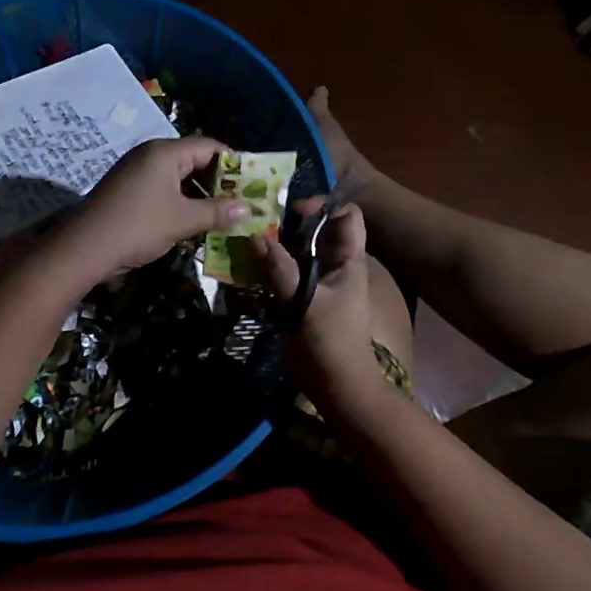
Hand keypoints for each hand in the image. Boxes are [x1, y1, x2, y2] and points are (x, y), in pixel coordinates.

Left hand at [60, 138, 250, 275]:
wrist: (84, 248)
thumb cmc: (137, 227)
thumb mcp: (183, 220)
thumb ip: (217, 212)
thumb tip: (248, 208)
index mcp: (165, 152)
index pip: (210, 146)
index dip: (234, 163)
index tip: (252, 182)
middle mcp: (150, 154)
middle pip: (194, 159)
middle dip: (218, 180)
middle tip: (241, 201)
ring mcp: (136, 170)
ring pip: (179, 175)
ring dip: (201, 193)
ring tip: (223, 213)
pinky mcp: (128, 187)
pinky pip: (163, 186)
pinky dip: (181, 199)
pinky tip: (194, 219)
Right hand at [255, 200, 380, 398]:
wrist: (334, 385)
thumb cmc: (332, 341)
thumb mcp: (307, 302)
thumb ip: (281, 270)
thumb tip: (256, 237)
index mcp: (347, 259)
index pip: (346, 215)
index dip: (324, 205)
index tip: (294, 211)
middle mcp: (330, 263)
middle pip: (313, 228)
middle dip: (287, 221)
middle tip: (258, 220)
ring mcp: (312, 279)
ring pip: (293, 249)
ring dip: (272, 243)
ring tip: (244, 237)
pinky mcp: (296, 296)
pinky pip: (280, 271)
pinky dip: (264, 265)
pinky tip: (243, 263)